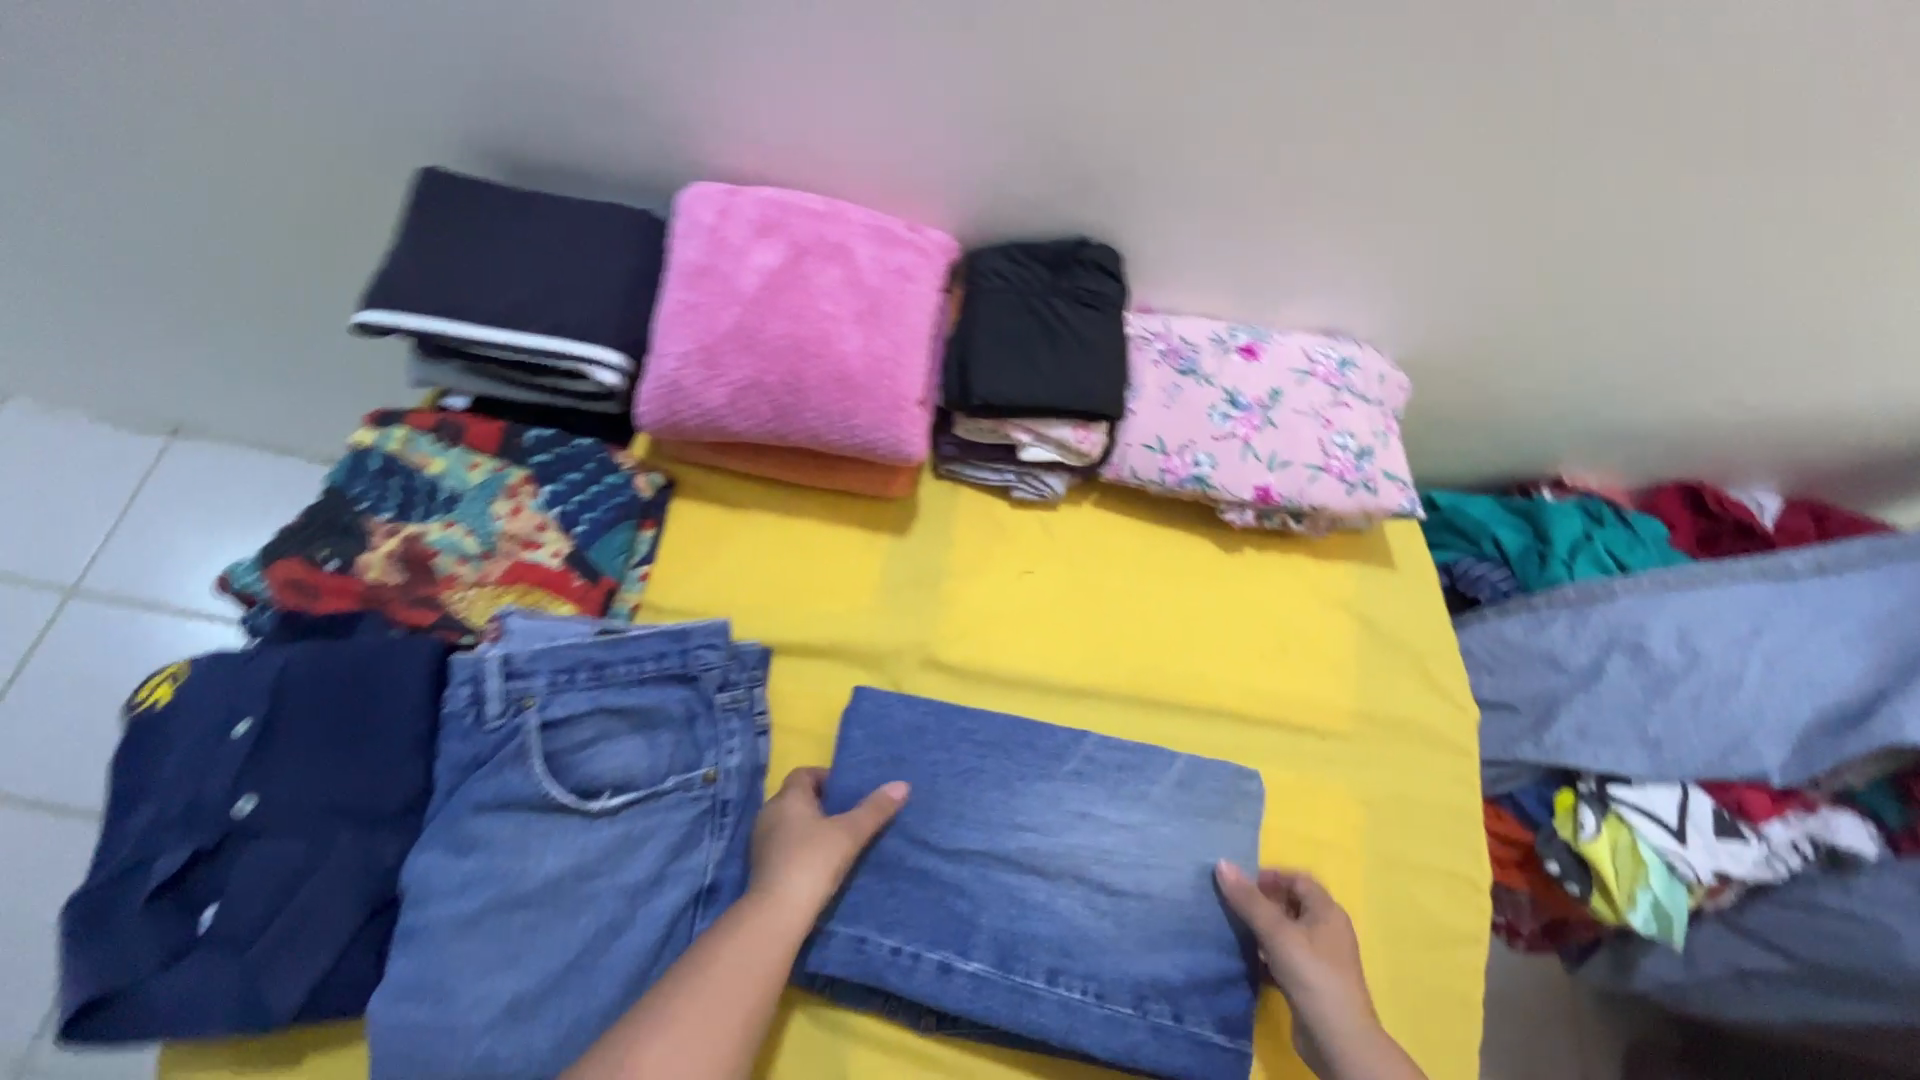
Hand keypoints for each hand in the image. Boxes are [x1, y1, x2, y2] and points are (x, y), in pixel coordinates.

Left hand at [749, 767, 907, 915]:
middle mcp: (769, 812)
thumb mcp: (850, 834)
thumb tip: (902, 784)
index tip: (846, 792)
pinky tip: (817, 863)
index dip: (825, 777)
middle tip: (847, 815)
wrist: (777, 913)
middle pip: (795, 797)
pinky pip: (782, 845)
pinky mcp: (760, 866)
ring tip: (836, 840)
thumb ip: (875, 809)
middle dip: (820, 803)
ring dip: (809, 827)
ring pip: (788, 822)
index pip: (803, 773)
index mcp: (788, 798)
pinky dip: (799, 847)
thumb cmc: (813, 862)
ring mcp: (761, 841)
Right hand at [1216, 861, 1402, 1079]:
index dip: (1271, 876)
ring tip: (1236, 930)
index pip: (1298, 880)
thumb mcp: (1276, 932)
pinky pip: (1286, 957)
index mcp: (1327, 912)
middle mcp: (1327, 931)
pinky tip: (1249, 960)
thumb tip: (1222, 863)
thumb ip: (1248, 900)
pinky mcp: (1312, 982)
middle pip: (1292, 904)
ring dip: (1263, 929)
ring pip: (1287, 933)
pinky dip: (1268, 955)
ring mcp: (1321, 958)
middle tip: (1235, 906)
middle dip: (1263, 902)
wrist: (1337, 1039)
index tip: (1242, 884)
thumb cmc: (1310, 974)